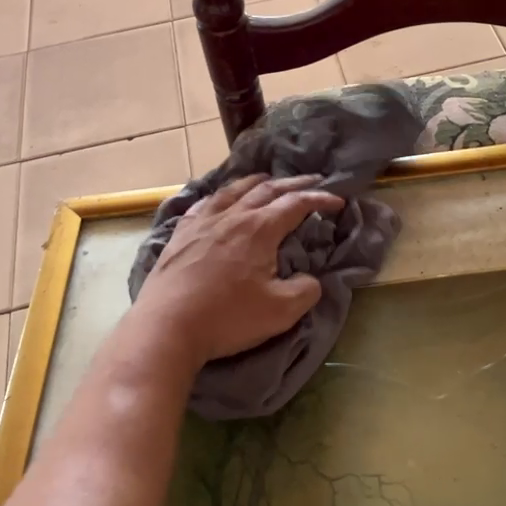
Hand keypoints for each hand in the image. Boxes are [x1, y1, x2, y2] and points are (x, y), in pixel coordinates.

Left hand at [133, 174, 345, 363]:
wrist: (168, 325)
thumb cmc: (227, 317)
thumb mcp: (281, 311)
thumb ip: (305, 290)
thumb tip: (310, 279)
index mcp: (259, 229)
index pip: (296, 204)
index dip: (319, 199)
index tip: (337, 201)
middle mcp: (232, 216)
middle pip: (267, 189)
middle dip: (294, 183)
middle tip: (313, 179)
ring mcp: (202, 222)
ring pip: (234, 190)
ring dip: (257, 182)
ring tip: (269, 180)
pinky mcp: (180, 234)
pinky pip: (205, 203)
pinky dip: (221, 195)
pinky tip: (220, 199)